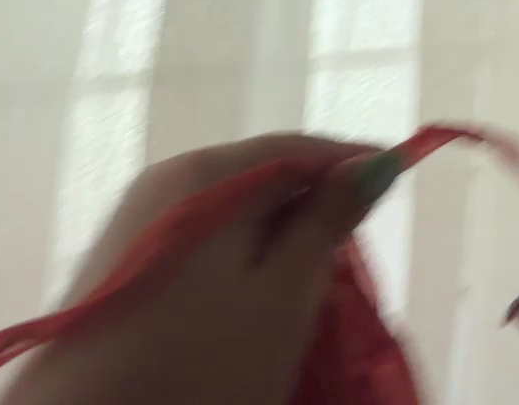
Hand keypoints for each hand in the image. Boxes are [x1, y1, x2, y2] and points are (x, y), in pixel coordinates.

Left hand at [0, 133, 399, 404]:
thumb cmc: (196, 371)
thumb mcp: (281, 298)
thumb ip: (326, 222)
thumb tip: (371, 162)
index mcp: (205, 173)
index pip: (295, 146)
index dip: (349, 159)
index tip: (397, 174)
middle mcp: (166, 176)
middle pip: (262, 172)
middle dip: (313, 200)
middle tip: (356, 242)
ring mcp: (137, 215)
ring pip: (232, 205)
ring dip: (277, 231)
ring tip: (312, 274)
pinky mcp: (122, 257)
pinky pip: (201, 232)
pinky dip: (239, 252)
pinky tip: (253, 292)